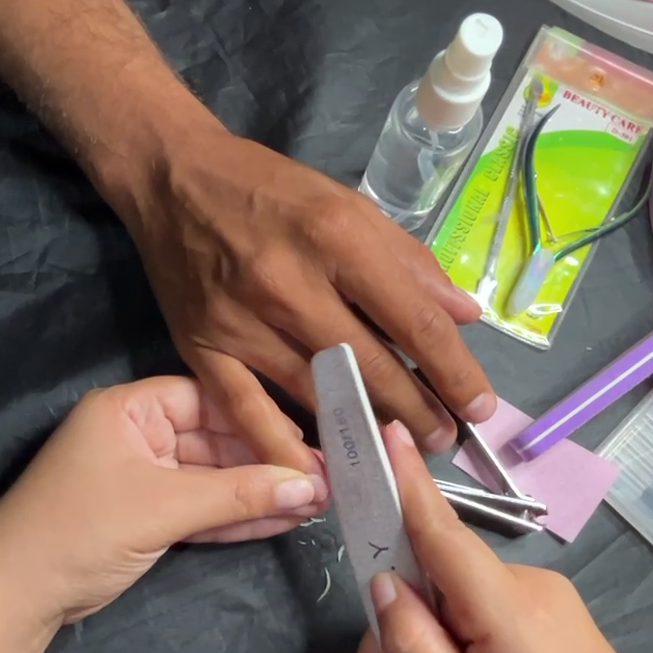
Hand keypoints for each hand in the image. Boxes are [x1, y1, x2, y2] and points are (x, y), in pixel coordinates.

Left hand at [0, 376, 328, 628]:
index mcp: (128, 410)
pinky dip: (236, 518)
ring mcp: (144, 480)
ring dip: (259, 494)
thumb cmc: (80, 529)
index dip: (258, 418)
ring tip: (319, 502)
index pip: (207, 398)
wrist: (16, 597)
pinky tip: (284, 520)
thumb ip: (237, 495)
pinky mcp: (149, 519)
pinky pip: (201, 510)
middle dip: (266, 464)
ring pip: (213, 481)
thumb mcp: (161, 506)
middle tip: (326, 478)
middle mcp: (138, 437)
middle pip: (215, 442)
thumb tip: (312, 486)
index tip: (309, 438)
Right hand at [114, 125, 494, 471]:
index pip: (414, 320)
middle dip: (417, 410)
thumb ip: (406, 261)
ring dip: (365, 428)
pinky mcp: (203, 348)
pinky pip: (246, 410)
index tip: (478, 405)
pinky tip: (313, 473)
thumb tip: (461, 315)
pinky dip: (280, 446)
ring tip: (398, 450)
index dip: (454, 371)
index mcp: (336, 238)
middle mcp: (290, 284)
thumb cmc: (267, 187)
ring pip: (317, 393)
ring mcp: (241, 322)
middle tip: (443, 439)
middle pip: (371, 367)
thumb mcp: (346, 202)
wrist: (173, 178)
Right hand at [345, 423, 652, 652]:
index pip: (442, 529)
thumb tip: (384, 586)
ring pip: (455, 610)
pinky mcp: (552, 622)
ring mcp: (545, 602)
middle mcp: (528, 587)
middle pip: (436, 582)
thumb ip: (414, 650)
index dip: (407, 480)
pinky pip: (482, 625)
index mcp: (506, 607)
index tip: (385, 428)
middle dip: (397, 630)